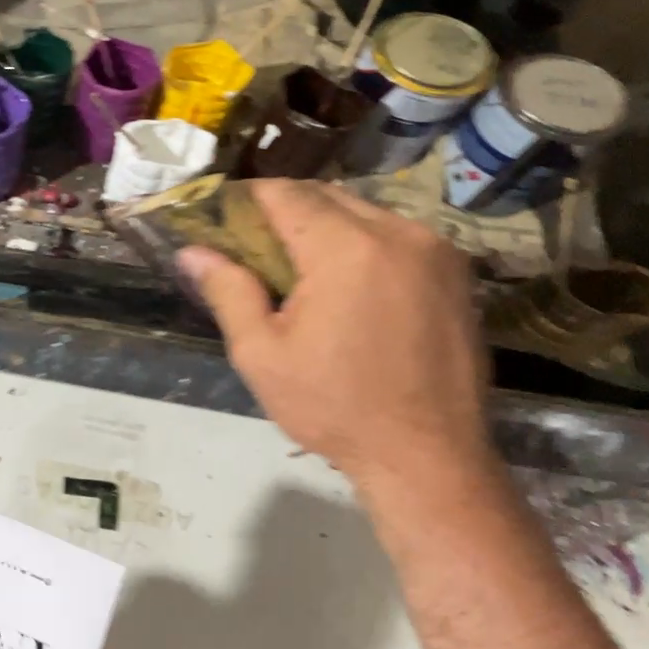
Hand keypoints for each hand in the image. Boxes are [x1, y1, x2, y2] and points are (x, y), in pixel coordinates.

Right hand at [178, 180, 496, 491]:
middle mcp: (398, 233)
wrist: (427, 454)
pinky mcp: (456, 273)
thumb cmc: (333, 406)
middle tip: (249, 246)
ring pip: (363, 212)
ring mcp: (436, 250)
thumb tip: (193, 251)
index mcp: (345, 249)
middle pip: (326, 196)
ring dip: (323, 226)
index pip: (285, 194)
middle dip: (283, 210)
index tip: (218, 218)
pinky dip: (360, 243)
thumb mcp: (261, 353)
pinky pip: (396, 235)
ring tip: (294, 267)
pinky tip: (342, 283)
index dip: (246, 199)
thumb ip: (228, 291)